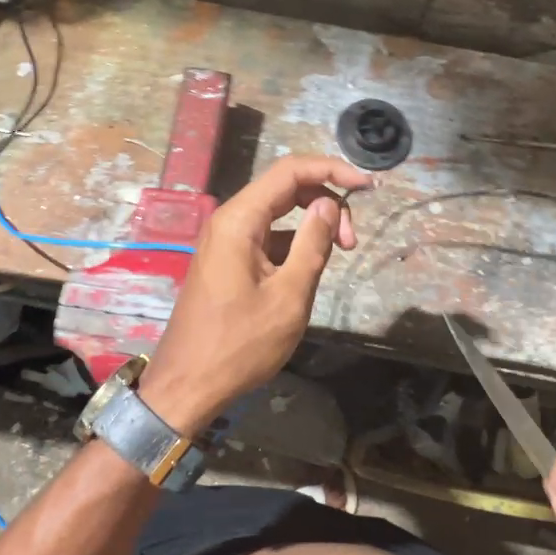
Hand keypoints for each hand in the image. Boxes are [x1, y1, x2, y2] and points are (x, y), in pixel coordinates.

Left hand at [141, 155, 372, 433]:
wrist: (188, 385)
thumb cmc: (240, 344)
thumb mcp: (289, 295)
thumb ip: (312, 244)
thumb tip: (329, 204)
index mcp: (239, 220)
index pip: (290, 171)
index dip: (331, 169)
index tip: (367, 186)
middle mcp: (229, 220)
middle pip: (285, 188)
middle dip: (326, 201)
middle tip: (352, 239)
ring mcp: (226, 241)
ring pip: (278, 213)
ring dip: (312, 224)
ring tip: (339, 255)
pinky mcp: (228, 260)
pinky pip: (267, 236)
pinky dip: (295, 243)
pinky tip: (311, 269)